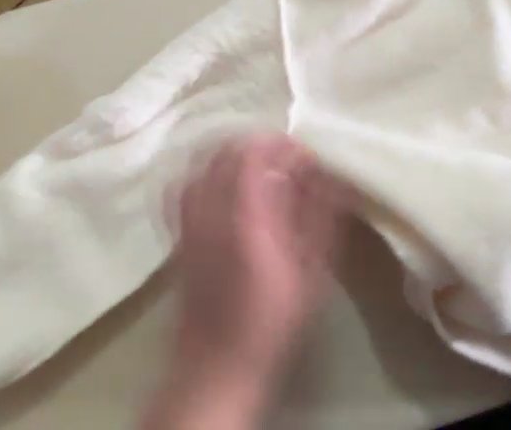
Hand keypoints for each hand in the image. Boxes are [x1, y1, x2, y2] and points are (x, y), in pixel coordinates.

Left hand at [172, 135, 348, 385]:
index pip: (255, 153)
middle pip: (226, 151)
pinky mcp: (179, 235)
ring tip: (258, 164)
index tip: (307, 157)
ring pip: (202, 163)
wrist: (217, 366)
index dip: (282, 144)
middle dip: (259, 144)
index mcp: (246, 216)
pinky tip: (222, 183)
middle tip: (287, 158)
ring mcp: (189, 221)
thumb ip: (321, 216)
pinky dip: (204, 173)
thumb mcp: (313, 269)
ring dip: (231, 155)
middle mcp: (210, 211)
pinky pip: (184, 186)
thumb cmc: (273, 319)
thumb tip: (331, 176)